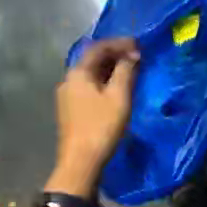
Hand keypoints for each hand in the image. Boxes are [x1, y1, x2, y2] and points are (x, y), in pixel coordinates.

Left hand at [53, 37, 140, 189]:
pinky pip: (89, 87)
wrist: (80, 163)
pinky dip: (104, 82)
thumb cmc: (101, 126)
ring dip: (111, 69)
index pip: (98, 47)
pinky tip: (118, 89)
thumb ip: (126, 71)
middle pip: (93, 59)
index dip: (119, 43)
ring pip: (91, 74)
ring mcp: (68, 95)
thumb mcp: (119, 96)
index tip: (139, 46)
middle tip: (137, 57)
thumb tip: (132, 55)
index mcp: (78, 73)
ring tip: (131, 71)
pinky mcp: (71, 109)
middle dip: (115, 55)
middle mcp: (69, 80)